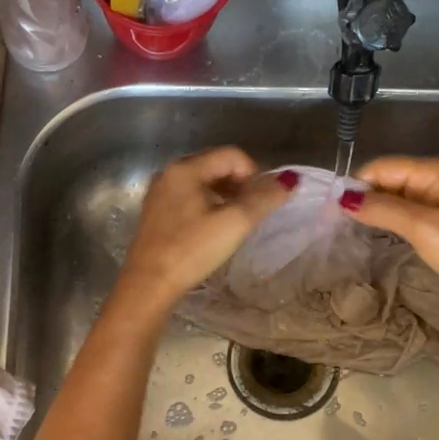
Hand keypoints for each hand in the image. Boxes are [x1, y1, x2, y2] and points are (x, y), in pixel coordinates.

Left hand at [115, 147, 291, 314]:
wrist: (149, 284)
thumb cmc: (192, 250)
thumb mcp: (234, 223)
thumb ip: (264, 198)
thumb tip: (290, 180)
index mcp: (185, 168)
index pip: (231, 155)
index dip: (254, 173)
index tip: (261, 201)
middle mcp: (168, 173)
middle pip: (215, 165)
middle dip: (239, 183)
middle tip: (251, 210)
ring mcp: (158, 194)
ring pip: (201, 182)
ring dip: (224, 195)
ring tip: (235, 220)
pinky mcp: (155, 214)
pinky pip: (187, 198)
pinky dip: (206, 205)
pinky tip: (212, 228)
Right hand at [346, 156, 438, 312]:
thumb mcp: (423, 228)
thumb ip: (383, 209)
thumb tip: (345, 198)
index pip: (387, 166)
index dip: (359, 182)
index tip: (332, 205)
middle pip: (394, 179)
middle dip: (367, 195)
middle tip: (337, 219)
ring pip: (402, 198)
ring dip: (378, 209)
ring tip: (351, 227)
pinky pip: (413, 215)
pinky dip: (394, 221)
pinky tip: (379, 235)